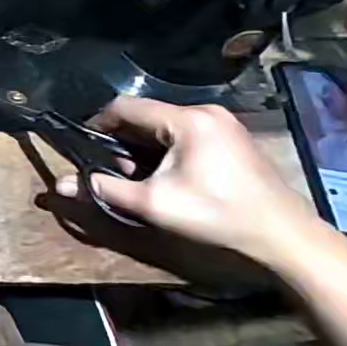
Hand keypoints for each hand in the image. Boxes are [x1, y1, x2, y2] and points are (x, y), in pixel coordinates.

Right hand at [57, 96, 344, 272]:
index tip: (86, 147)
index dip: (99, 124)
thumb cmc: (216, 215)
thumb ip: (105, 189)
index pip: (125, 106)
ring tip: (140, 177)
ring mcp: (222, 123)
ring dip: (145, 148)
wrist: (286, 238)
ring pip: (164, 126)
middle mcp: (204, 112)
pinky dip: (167, 150)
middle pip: (146, 116)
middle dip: (123, 141)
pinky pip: (185, 134)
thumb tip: (60, 182)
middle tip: (115, 170)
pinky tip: (168, 177)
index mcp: (185, 119)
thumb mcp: (153, 204)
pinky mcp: (232, 138)